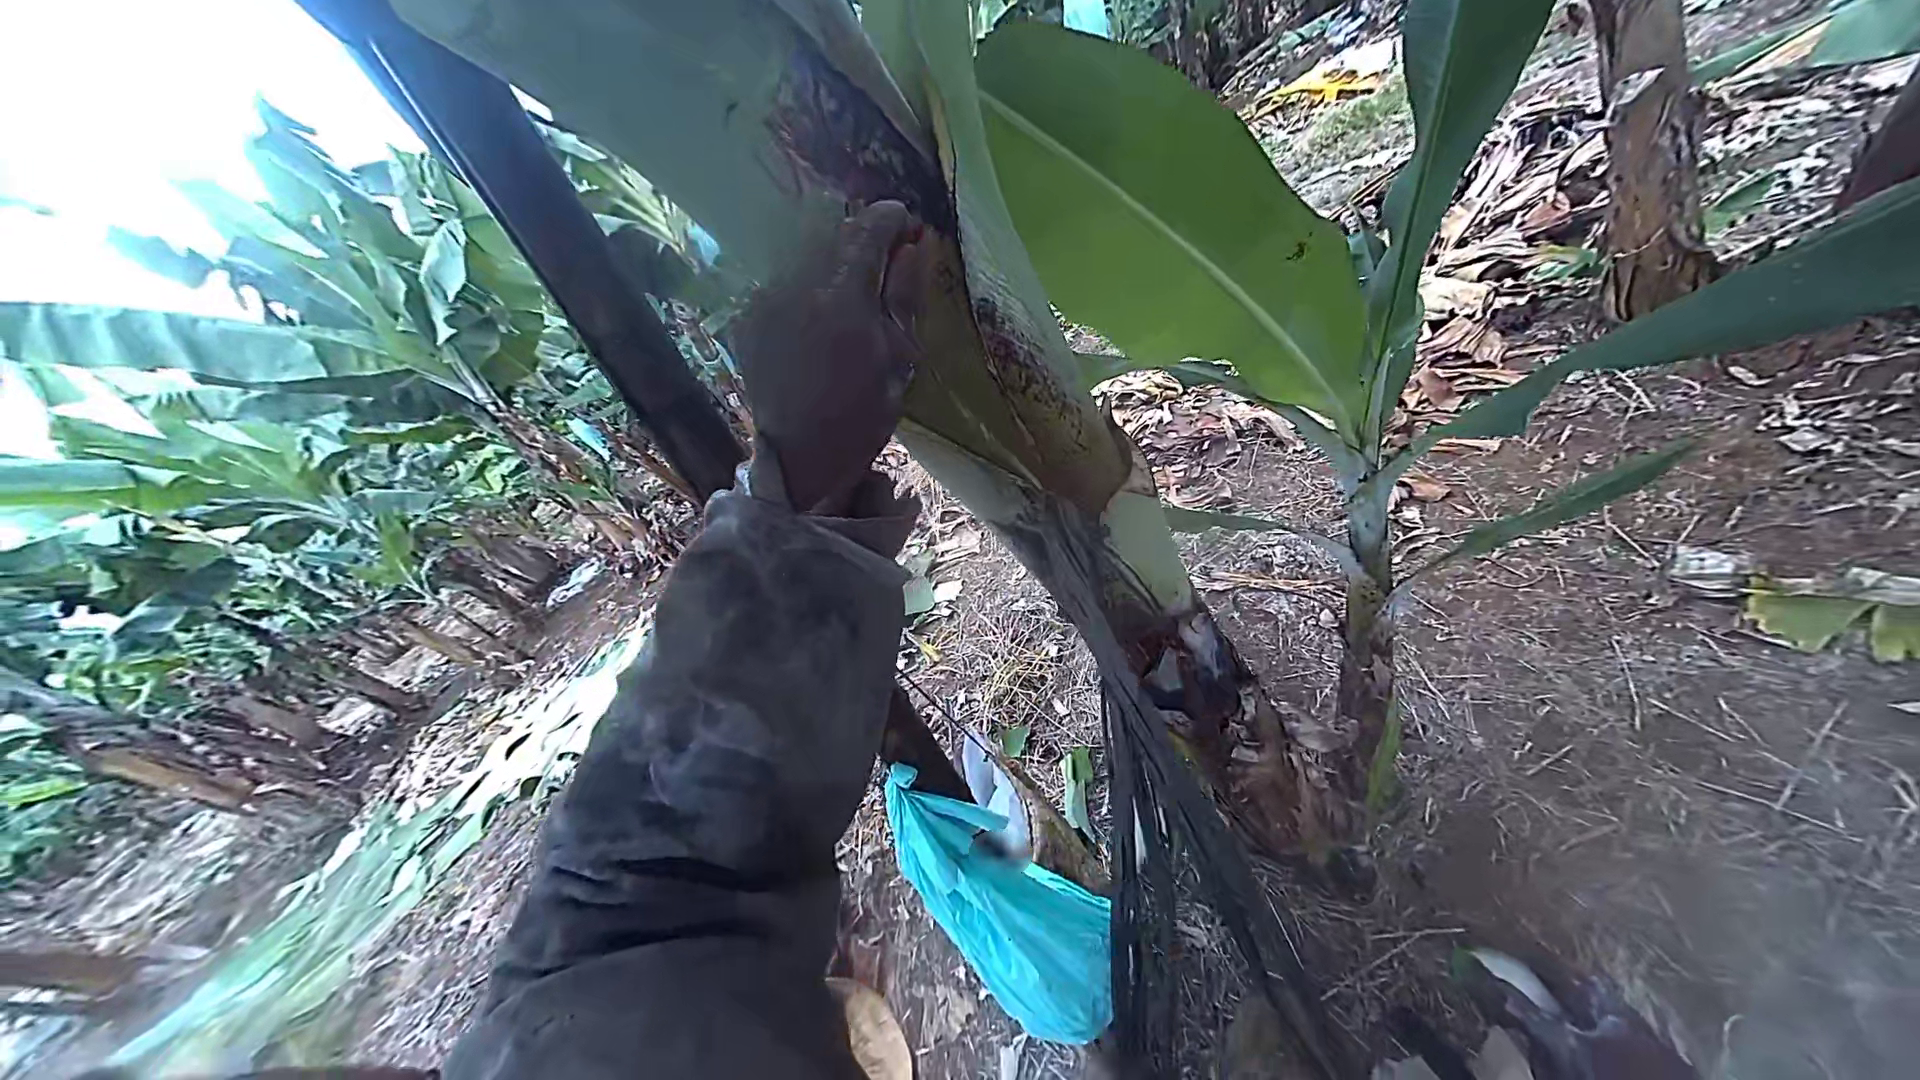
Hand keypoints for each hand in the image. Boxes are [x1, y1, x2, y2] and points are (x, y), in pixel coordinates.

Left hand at [729, 201, 933, 513]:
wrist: (799, 456)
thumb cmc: (861, 417)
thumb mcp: (898, 361)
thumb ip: (904, 297)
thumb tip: (914, 247)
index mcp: (844, 301)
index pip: (867, 231)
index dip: (889, 218)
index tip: (906, 221)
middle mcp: (798, 288)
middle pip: (832, 233)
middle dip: (861, 235)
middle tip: (884, 255)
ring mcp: (766, 300)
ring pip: (804, 253)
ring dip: (831, 259)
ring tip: (851, 288)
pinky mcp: (748, 316)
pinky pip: (782, 281)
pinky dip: (806, 284)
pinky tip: (818, 314)